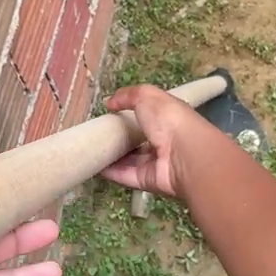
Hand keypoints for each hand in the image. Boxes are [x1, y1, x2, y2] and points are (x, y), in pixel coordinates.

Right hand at [100, 84, 219, 199]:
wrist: (185, 155)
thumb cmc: (169, 120)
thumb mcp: (148, 96)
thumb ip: (128, 95)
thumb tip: (110, 103)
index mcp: (168, 118)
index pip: (149, 115)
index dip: (131, 113)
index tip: (110, 112)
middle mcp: (164, 140)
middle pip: (138, 140)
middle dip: (120, 137)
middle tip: (97, 133)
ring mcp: (156, 162)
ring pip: (130, 159)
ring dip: (112, 155)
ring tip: (90, 149)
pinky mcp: (147, 180)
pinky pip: (125, 175)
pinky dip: (110, 171)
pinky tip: (93, 164)